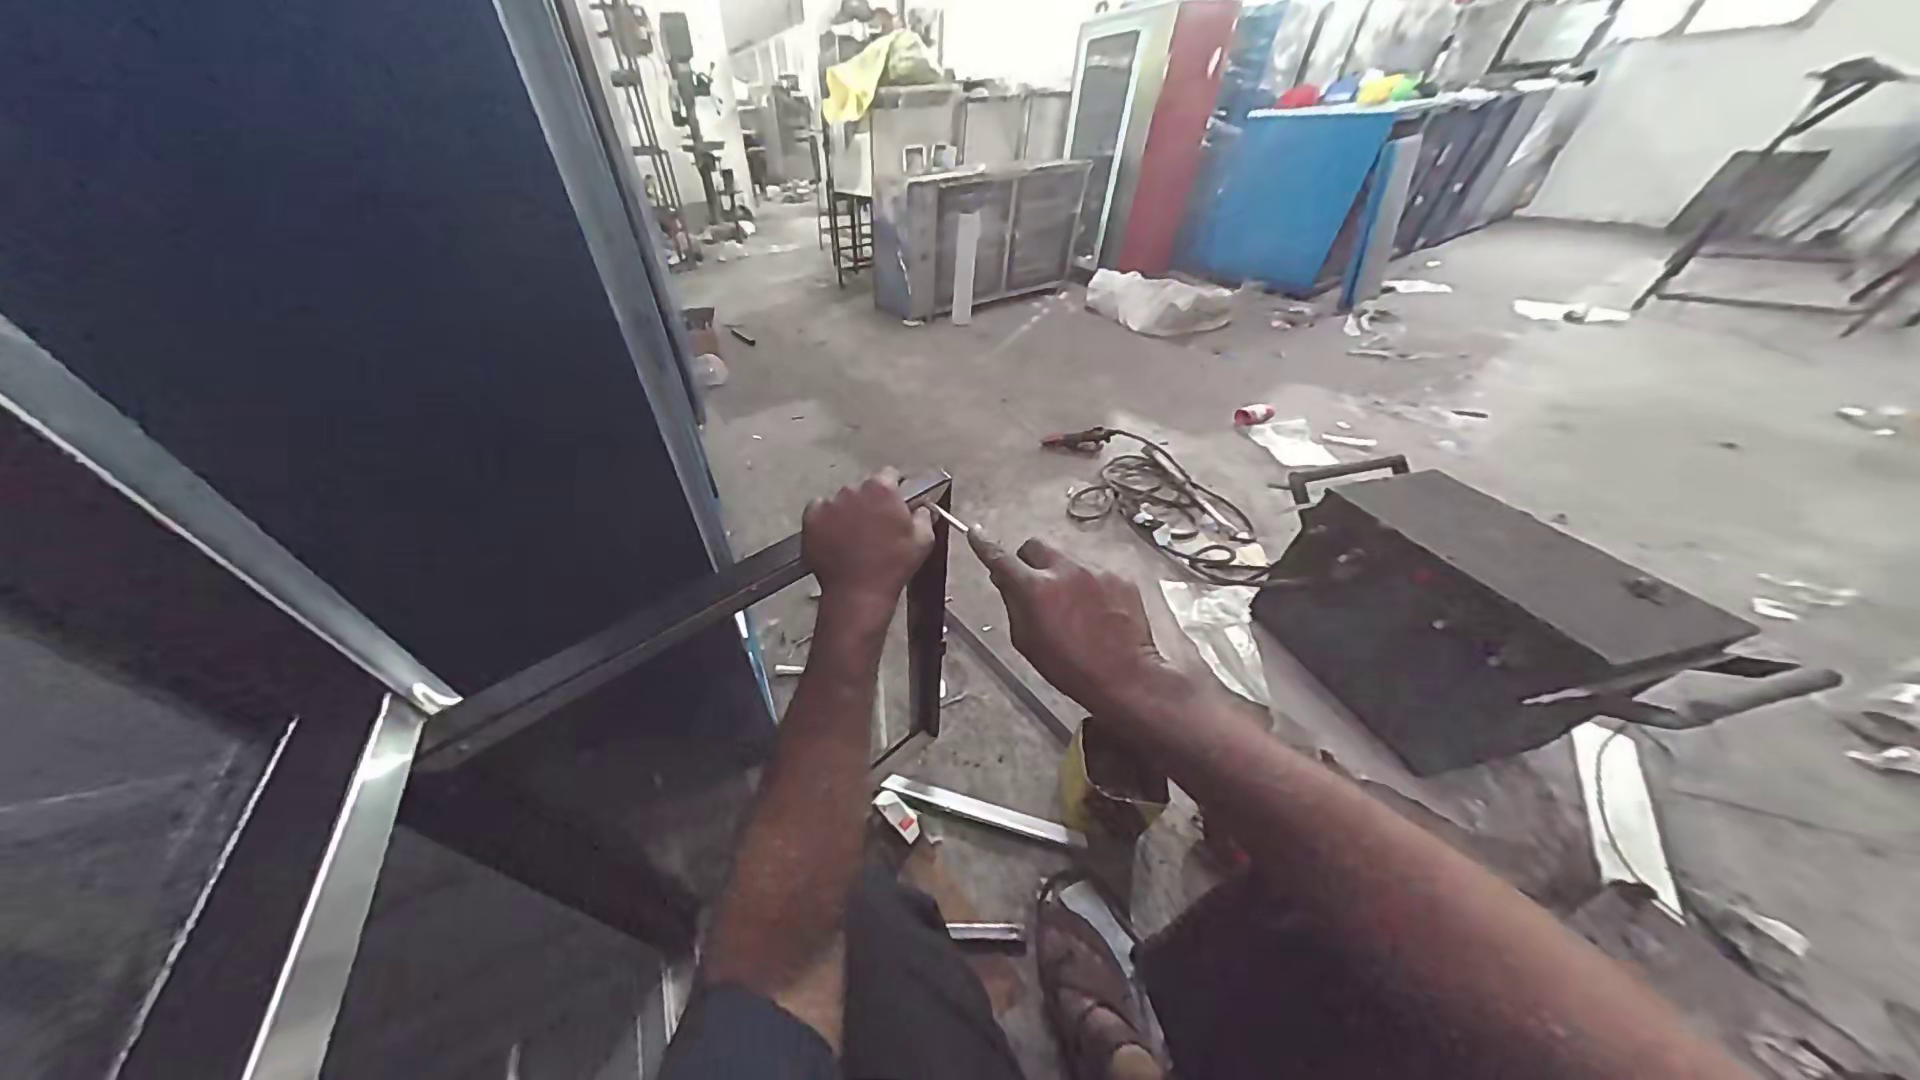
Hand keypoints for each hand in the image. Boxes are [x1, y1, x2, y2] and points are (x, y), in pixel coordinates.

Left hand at [802, 468, 934, 609]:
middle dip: (869, 502)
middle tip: (876, 526)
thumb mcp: (923, 540)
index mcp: (882, 489)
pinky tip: (836, 539)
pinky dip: (826, 521)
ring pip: (841, 500)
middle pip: (863, 488)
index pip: (889, 475)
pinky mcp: (811, 519)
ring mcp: (829, 503)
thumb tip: (921, 508)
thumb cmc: (892, 567)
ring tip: (854, 537)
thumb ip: (924, 516)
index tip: (895, 502)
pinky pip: (819, 511)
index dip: (894, 489)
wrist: (857, 593)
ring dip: (848, 512)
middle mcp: (853, 489)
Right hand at [966, 530, 1174, 719]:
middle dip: (1029, 561)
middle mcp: (1065, 571)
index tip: (976, 533)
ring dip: (1062, 575)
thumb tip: (1005, 582)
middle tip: (1033, 584)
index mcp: (1035, 589)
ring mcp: (1095, 571)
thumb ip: (1013, 605)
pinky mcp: (1119, 577)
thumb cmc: (1070, 668)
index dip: (984, 545)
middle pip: (1035, 546)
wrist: (1124, 676)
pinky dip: (1089, 586)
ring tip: (1073, 608)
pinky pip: (1095, 572)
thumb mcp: (1027, 641)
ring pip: (1067, 559)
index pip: (1001, 558)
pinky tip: (1096, 612)